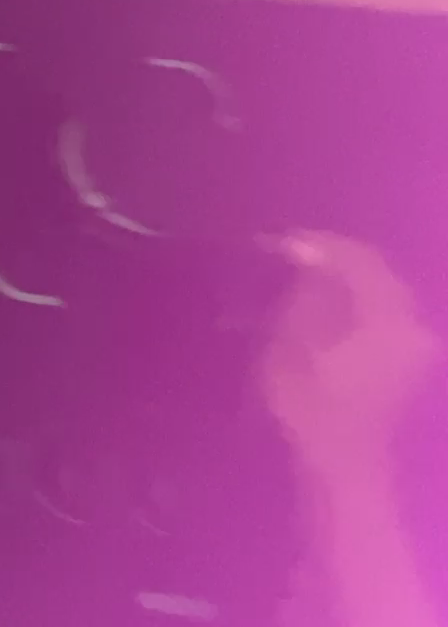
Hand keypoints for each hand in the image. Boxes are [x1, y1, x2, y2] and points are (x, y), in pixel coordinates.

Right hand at [261, 231, 439, 478]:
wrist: (337, 452)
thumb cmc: (304, 394)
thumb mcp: (292, 336)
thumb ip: (307, 290)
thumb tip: (304, 248)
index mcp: (388, 318)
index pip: (360, 260)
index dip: (318, 242)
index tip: (274, 238)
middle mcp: (414, 325)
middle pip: (378, 273)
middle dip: (332, 256)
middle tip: (282, 249)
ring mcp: (415, 343)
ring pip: (381, 289)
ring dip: (341, 275)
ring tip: (296, 269)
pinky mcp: (406, 356)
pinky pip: (381, 308)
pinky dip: (350, 294)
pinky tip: (320, 297)